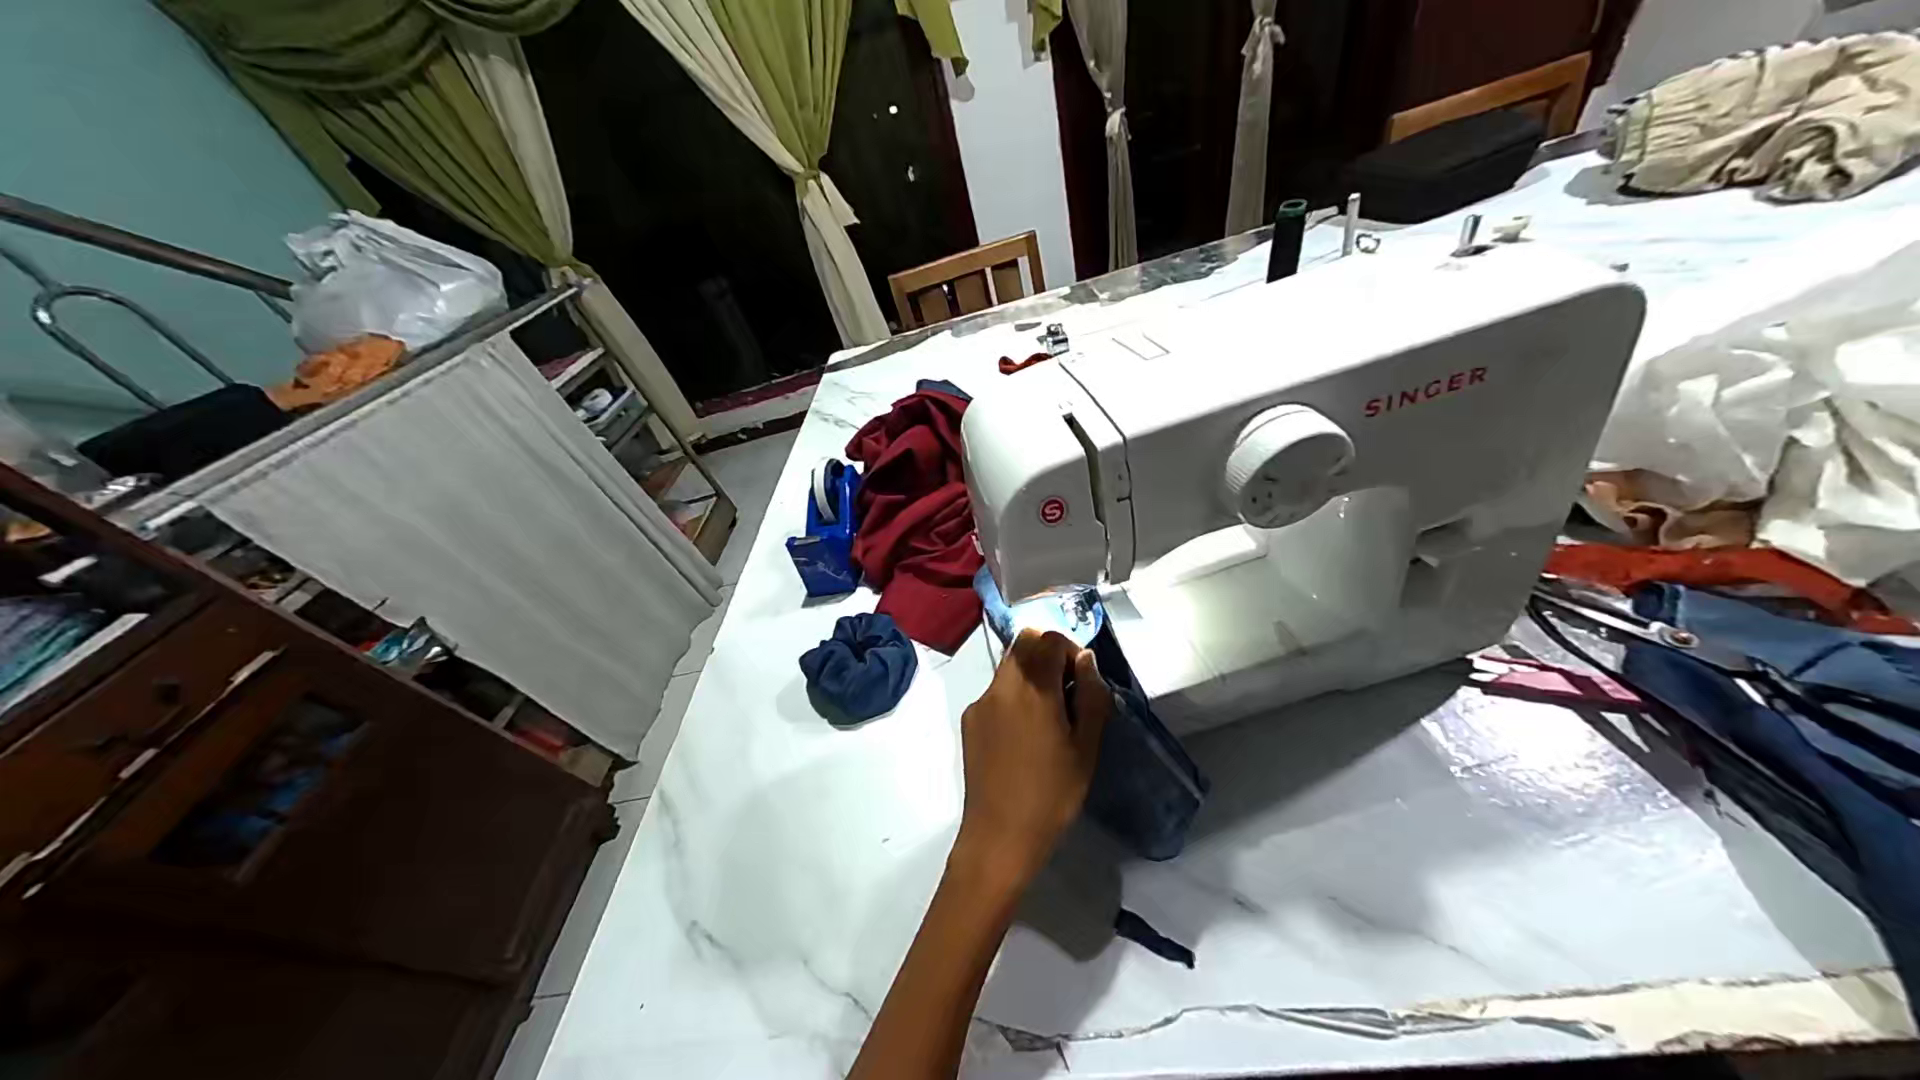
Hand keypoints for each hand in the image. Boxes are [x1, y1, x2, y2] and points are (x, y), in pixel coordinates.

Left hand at [954, 630, 1111, 889]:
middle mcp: (1001, 686)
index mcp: (1032, 689)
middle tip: (1067, 694)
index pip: (1048, 639)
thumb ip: (1091, 695)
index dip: (1070, 649)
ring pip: (1008, 667)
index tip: (1082, 680)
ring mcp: (980, 702)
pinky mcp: (969, 720)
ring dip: (1031, 676)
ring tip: (1048, 718)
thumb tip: (1086, 660)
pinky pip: (996, 692)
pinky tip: (1024, 737)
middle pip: (1023, 645)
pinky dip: (1014, 697)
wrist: (1000, 835)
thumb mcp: (1086, 747)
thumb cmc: (1052, 794)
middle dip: (1048, 657)